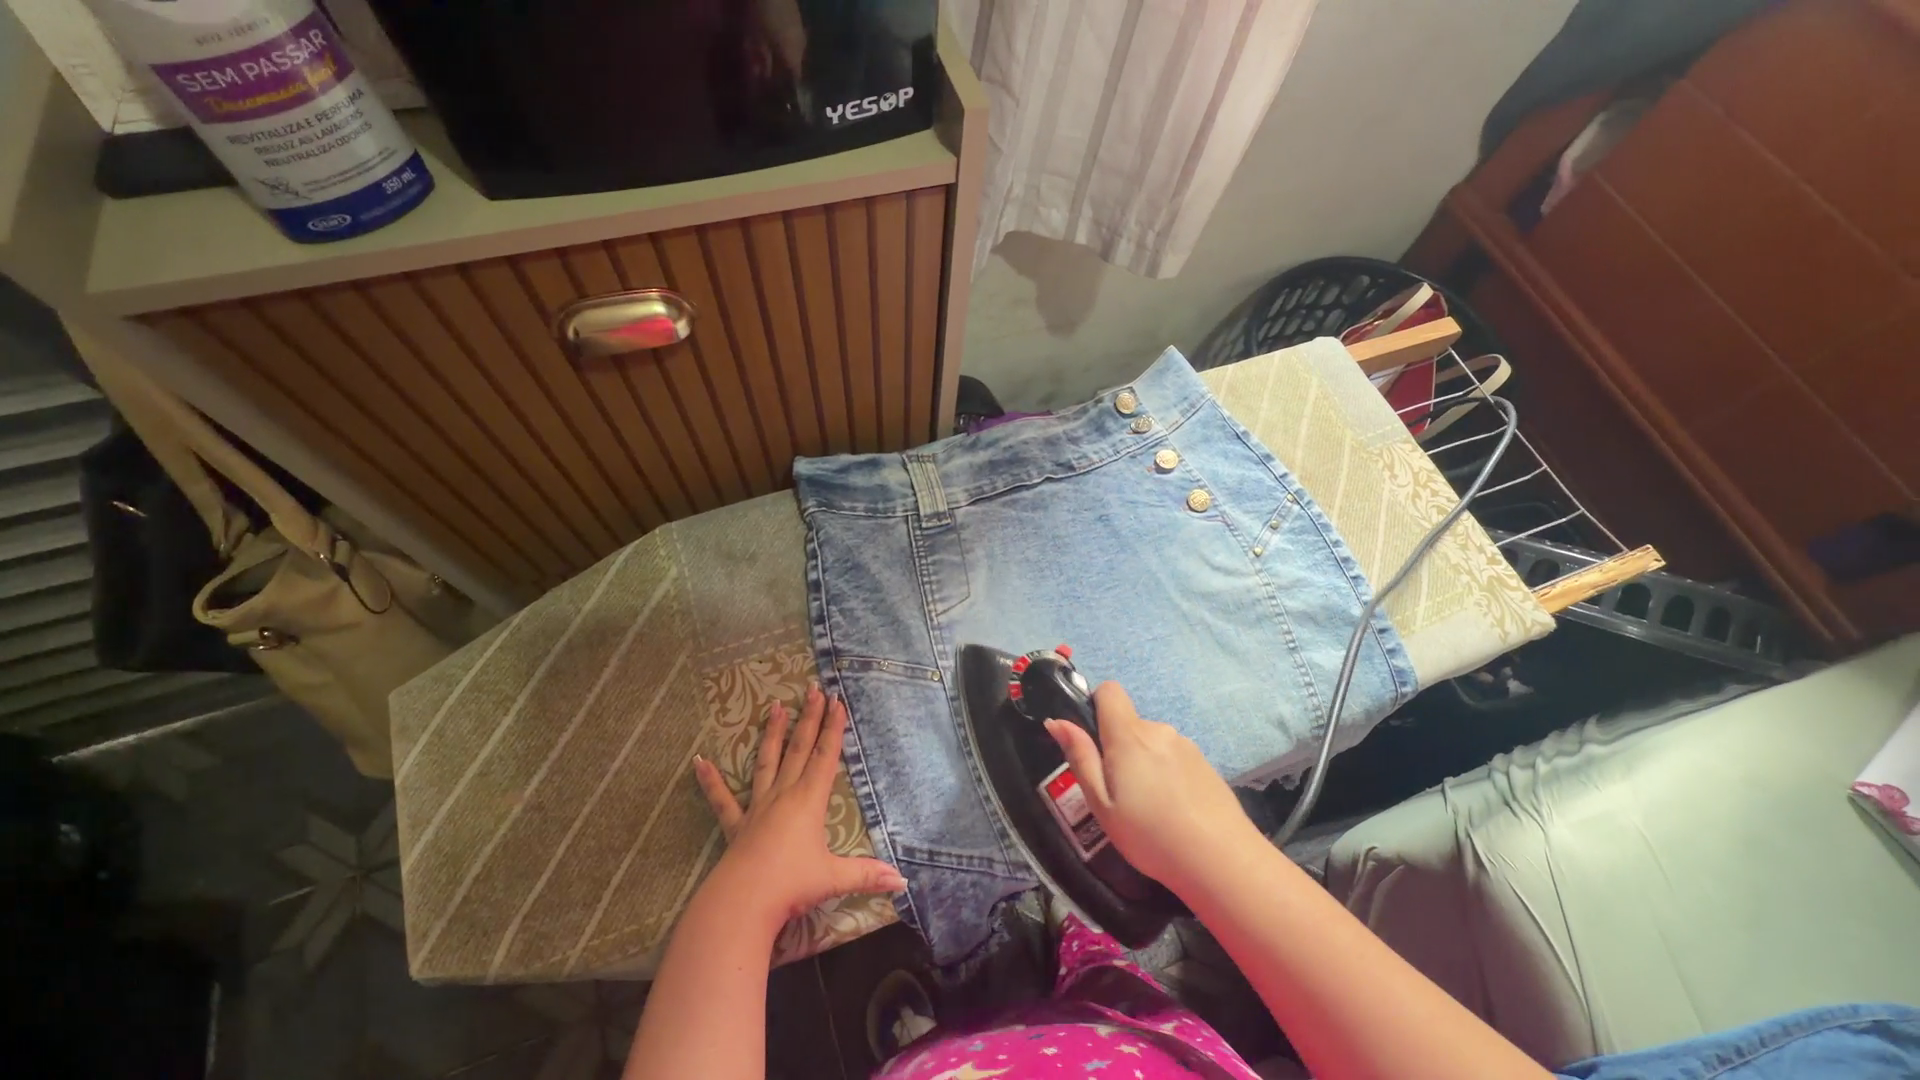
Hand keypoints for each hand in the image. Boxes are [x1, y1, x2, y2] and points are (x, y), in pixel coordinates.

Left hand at [693, 687, 906, 927]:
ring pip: (766, 763)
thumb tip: (902, 881)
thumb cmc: (792, 885)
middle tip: (813, 690)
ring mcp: (758, 807)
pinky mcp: (737, 826)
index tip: (837, 701)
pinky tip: (699, 761)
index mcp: (809, 801)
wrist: (744, 902)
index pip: (826, 757)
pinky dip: (711, 781)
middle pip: (799, 750)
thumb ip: (868, 875)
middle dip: (809, 719)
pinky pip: (722, 799)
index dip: (833, 729)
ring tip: (774, 706)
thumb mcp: (835, 878)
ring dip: (772, 734)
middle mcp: (784, 795)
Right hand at [1044, 682, 1261, 893]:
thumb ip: (1080, 758)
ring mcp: (1187, 746)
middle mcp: (1159, 731)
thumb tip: (1055, 721)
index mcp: (1129, 736)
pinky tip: (1174, 811)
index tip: (1093, 741)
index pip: (1110, 690)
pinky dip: (1167, 776)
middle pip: (1130, 724)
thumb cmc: (1149, 835)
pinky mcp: (1205, 764)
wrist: (1221, 860)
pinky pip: (1174, 759)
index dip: (1096, 706)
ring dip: (1144, 764)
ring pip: (1152, 744)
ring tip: (1149, 809)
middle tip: (1119, 795)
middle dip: (1118, 749)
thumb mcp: (1102, 804)